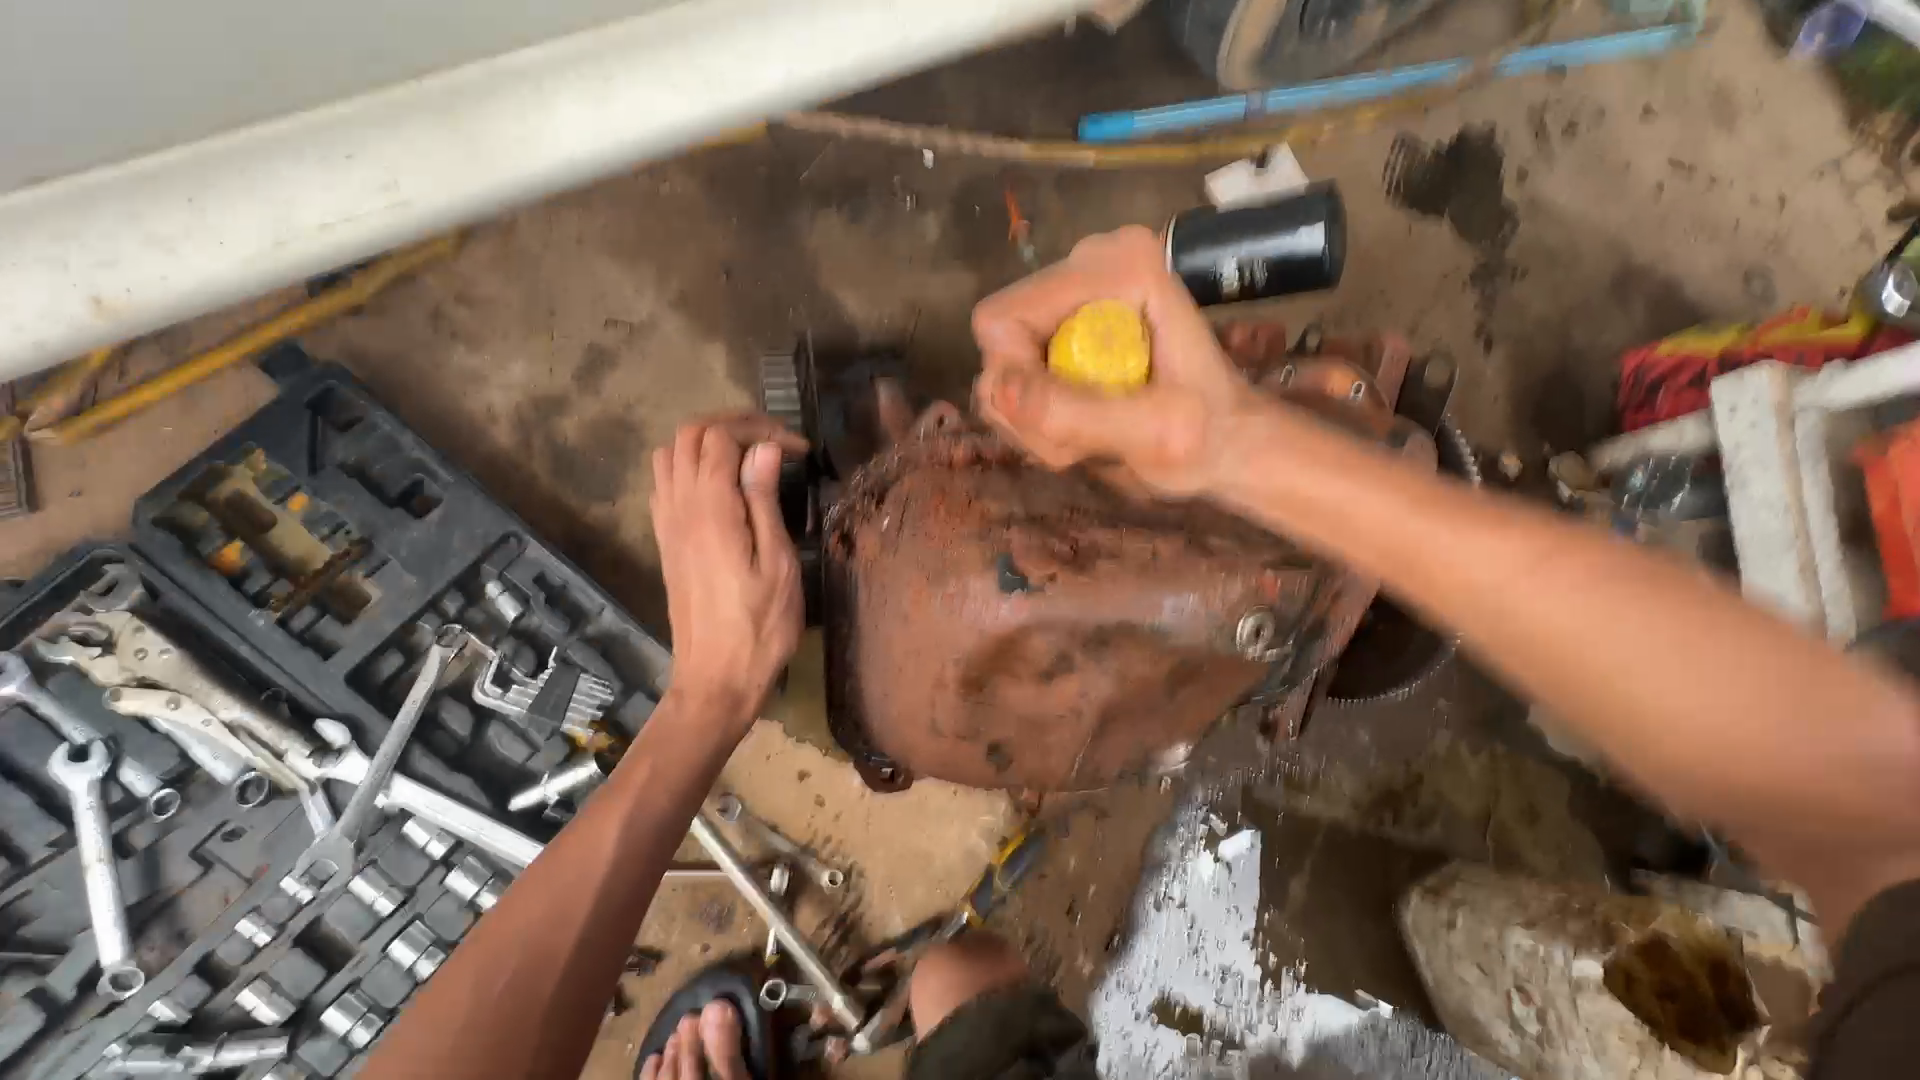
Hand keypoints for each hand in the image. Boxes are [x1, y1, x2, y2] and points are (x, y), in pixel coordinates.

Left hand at [650, 413, 806, 731]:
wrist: (716, 679)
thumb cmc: (760, 628)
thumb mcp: (778, 565)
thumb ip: (764, 501)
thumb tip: (764, 449)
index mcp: (711, 510)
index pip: (722, 438)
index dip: (761, 430)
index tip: (798, 451)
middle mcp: (680, 508)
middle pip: (689, 434)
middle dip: (732, 424)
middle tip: (773, 442)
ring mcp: (666, 525)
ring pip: (669, 454)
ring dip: (706, 442)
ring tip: (747, 457)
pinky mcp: (665, 541)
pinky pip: (664, 483)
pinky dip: (689, 466)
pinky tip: (721, 487)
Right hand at [971, 226, 1261, 495]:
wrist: (1225, 447)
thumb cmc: (1208, 440)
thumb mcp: (1153, 433)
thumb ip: (1076, 411)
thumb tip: (997, 390)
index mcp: (1120, 267)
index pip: (1004, 319)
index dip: (1015, 380)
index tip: (1059, 424)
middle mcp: (1090, 264)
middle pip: (999, 344)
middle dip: (1028, 407)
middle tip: (1081, 441)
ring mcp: (1073, 294)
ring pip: (1001, 367)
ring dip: (1031, 420)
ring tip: (1086, 440)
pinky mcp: (1063, 325)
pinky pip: (1013, 378)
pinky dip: (1035, 417)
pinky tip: (1078, 430)